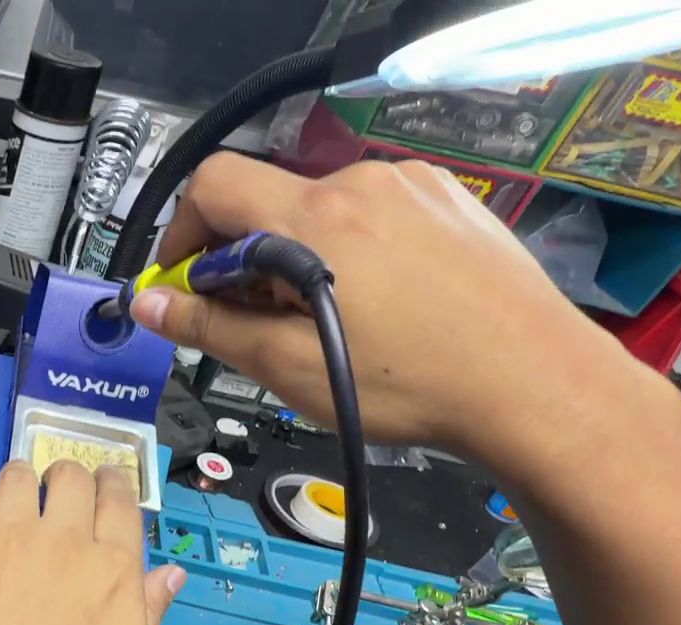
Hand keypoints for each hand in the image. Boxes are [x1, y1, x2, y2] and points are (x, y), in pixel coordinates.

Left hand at [0, 440, 183, 624]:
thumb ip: (150, 614)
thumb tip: (170, 573)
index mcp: (115, 570)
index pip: (122, 505)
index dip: (116, 487)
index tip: (109, 485)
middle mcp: (66, 540)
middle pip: (72, 479)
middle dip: (72, 476)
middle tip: (63, 489)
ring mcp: (9, 538)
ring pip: (19, 476)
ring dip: (24, 475)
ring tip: (19, 484)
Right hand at [130, 153, 678, 465]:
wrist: (533, 383)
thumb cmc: (405, 383)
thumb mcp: (283, 364)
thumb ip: (207, 325)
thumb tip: (147, 303)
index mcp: (314, 220)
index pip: (213, 184)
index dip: (181, 232)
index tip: (183, 284)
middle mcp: (360, 184)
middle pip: (263, 200)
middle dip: (237, 257)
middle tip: (249, 319)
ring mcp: (410, 186)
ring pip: (314, 210)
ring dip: (291, 256)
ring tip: (317, 319)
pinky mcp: (445, 198)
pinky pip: (365, 212)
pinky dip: (341, 249)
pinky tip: (367, 300)